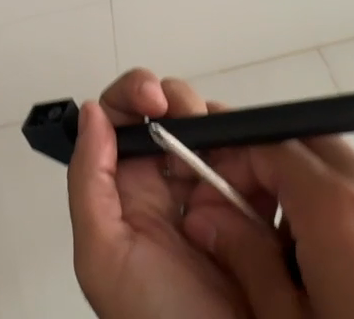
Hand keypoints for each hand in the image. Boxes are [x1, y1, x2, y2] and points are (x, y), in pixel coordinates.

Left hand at [67, 69, 273, 318]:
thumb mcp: (103, 258)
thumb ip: (89, 182)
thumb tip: (91, 113)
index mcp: (128, 186)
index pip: (124, 117)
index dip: (136, 94)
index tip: (154, 99)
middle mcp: (171, 183)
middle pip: (174, 113)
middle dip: (182, 102)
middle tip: (192, 122)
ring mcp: (218, 195)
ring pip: (220, 132)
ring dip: (225, 126)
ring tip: (230, 150)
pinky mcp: (259, 212)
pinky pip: (263, 165)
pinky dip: (264, 152)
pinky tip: (261, 163)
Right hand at [181, 137, 353, 318]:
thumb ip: (246, 258)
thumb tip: (206, 217)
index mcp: (334, 206)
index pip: (268, 144)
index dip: (232, 160)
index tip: (212, 192)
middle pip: (305, 142)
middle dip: (267, 164)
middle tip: (243, 212)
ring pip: (341, 165)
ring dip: (305, 184)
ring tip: (287, 248)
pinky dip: (343, 205)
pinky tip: (335, 264)